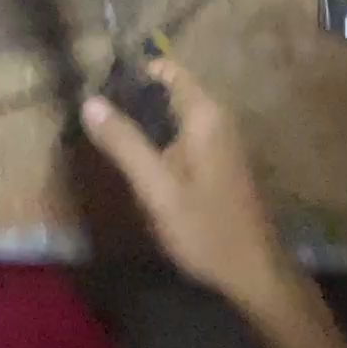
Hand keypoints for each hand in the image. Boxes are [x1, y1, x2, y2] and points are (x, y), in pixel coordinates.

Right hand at [81, 59, 293, 307]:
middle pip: (166, 91)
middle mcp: (216, 119)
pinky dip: (157, 140)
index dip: (132, 73)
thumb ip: (124, 143)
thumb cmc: (206, 229)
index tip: (100, 87)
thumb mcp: (157, 188)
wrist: (256, 278)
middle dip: (132, 100)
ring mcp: (220, 141)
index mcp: (204, 116)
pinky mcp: (218, 162)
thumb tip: (89, 101)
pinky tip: (138, 164)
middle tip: (97, 120)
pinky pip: (181, 135)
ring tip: (109, 140)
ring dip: (142, 123)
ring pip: (172, 115)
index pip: (166, 69)